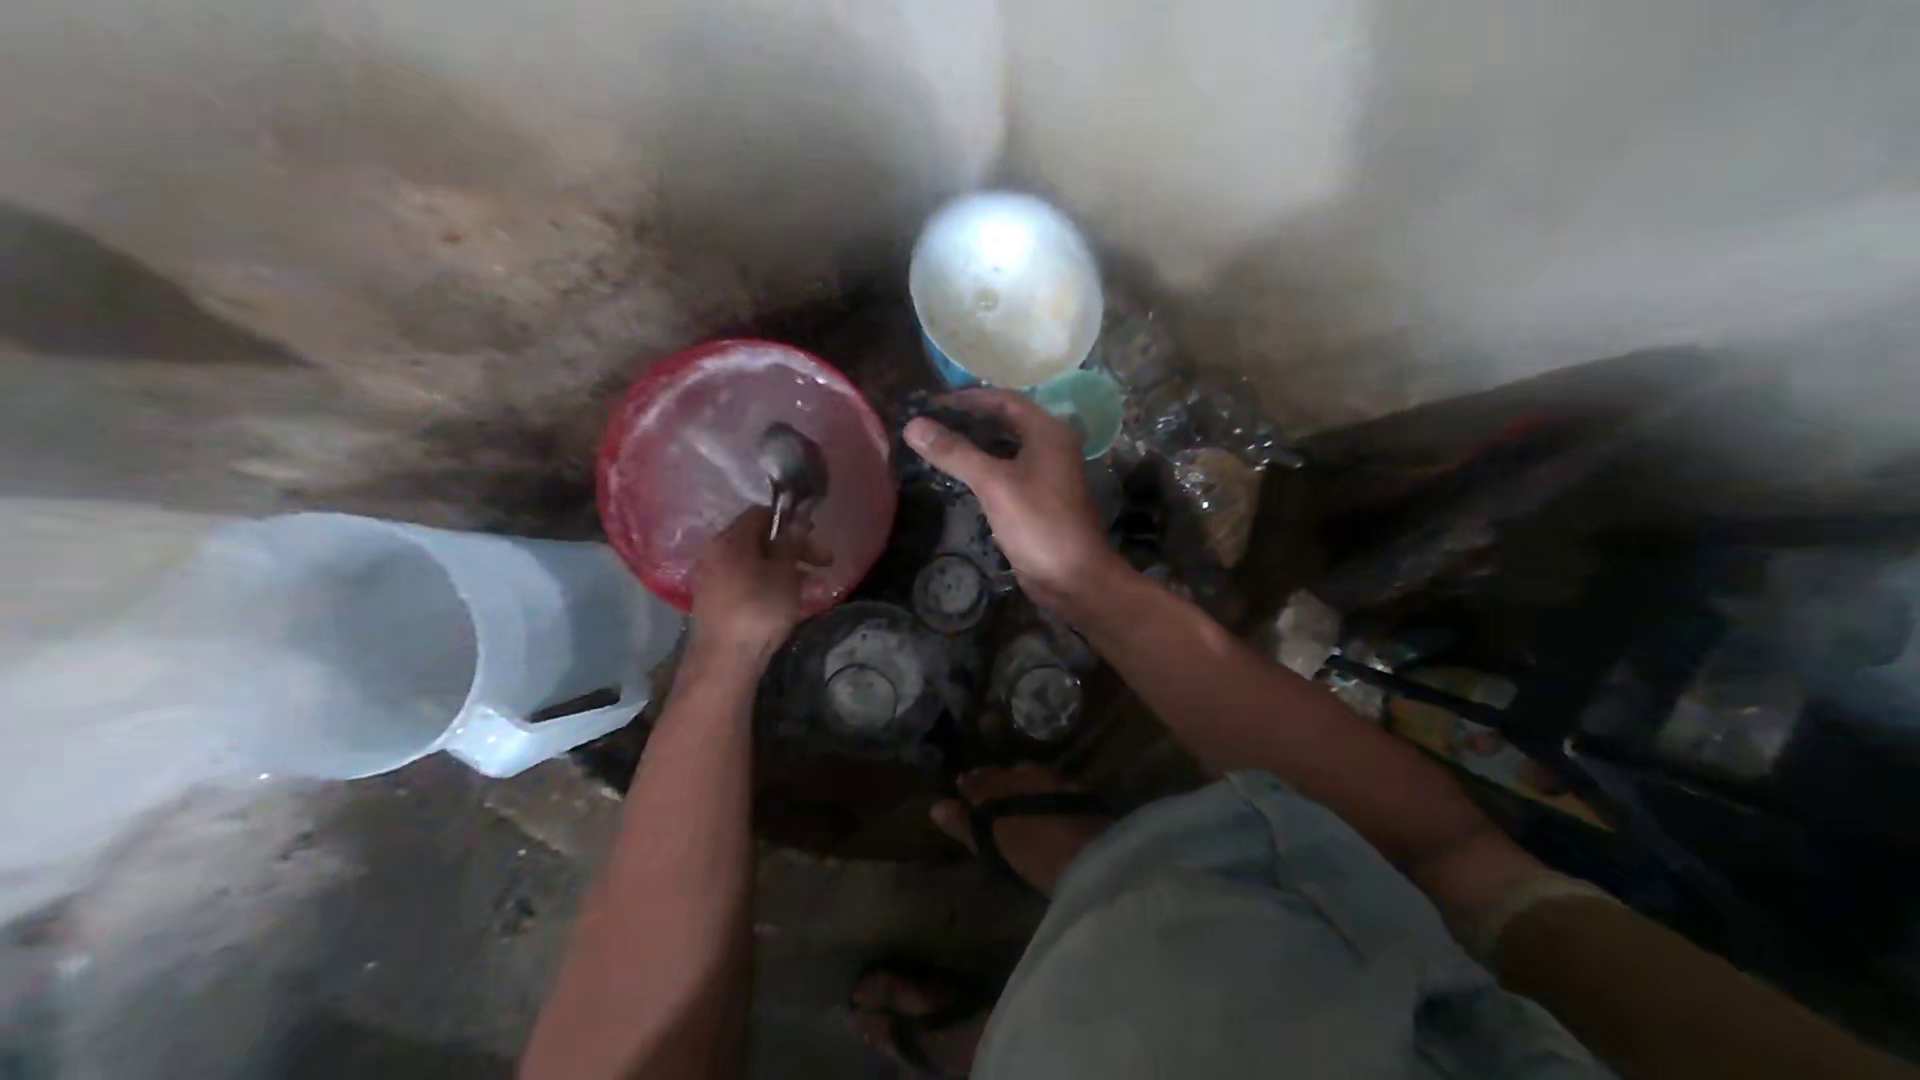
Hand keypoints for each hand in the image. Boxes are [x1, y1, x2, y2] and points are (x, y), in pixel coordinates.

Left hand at [691, 507, 824, 656]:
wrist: (725, 660)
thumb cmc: (759, 609)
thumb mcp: (783, 573)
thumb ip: (791, 543)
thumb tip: (795, 522)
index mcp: (730, 540)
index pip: (759, 513)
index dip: (789, 520)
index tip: (814, 534)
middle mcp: (716, 554)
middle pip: (759, 540)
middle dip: (794, 549)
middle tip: (824, 562)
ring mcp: (714, 580)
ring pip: (756, 564)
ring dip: (787, 570)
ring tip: (814, 587)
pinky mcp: (717, 604)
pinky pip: (748, 583)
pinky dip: (770, 585)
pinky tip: (791, 602)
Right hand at [904, 389, 1121, 613]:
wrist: (1074, 577)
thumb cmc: (1038, 523)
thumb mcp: (993, 483)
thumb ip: (955, 452)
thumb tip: (913, 425)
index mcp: (1047, 431)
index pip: (1003, 400)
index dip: (966, 399)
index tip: (931, 403)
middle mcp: (1050, 445)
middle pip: (1005, 421)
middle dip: (968, 420)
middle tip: (929, 422)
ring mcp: (1046, 473)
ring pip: (1005, 447)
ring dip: (974, 444)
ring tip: (937, 443)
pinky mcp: (1038, 498)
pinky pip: (1006, 471)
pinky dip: (983, 467)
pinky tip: (958, 473)